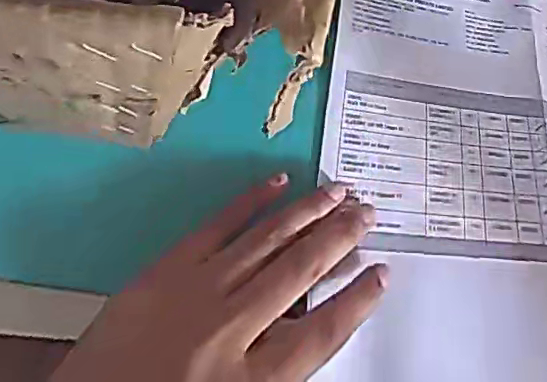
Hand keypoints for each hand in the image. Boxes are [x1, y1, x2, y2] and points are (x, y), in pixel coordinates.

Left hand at [52, 175, 385, 381]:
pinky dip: (252, 201)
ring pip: (269, 239)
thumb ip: (271, 370)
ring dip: (309, 211)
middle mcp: (229, 333)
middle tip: (369, 211)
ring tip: (340, 191)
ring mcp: (195, 294)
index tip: (382, 272)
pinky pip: (219, 226)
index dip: (356, 300)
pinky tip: (279, 183)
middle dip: (342, 237)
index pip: (320, 334)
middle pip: (301, 271)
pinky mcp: (164, 271)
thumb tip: (310, 320)